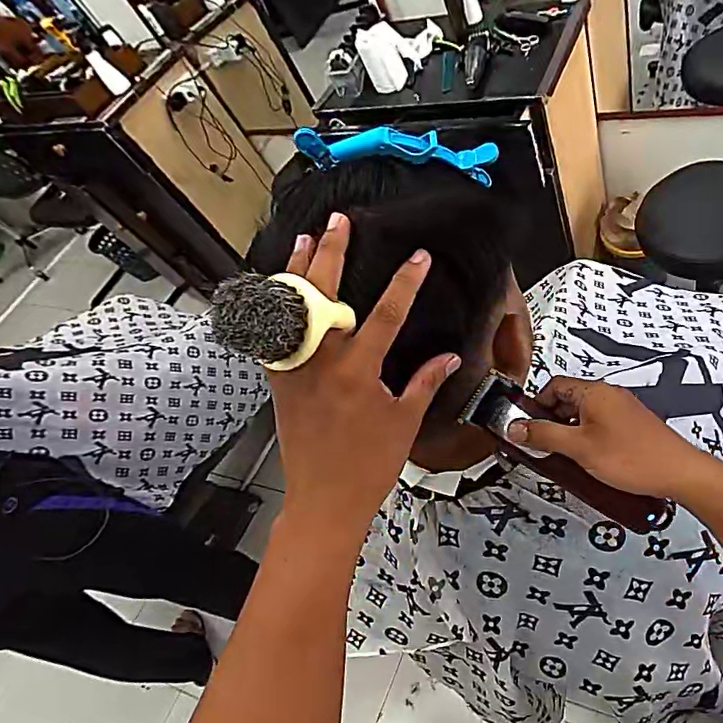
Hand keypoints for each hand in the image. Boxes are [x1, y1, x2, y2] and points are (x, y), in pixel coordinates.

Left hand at [269, 213, 460, 521]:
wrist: (324, 498)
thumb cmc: (367, 465)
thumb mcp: (406, 421)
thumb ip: (426, 382)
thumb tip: (450, 357)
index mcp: (357, 372)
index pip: (384, 314)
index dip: (405, 283)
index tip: (418, 259)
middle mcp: (320, 363)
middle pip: (325, 295)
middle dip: (333, 254)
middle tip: (339, 224)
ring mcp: (294, 370)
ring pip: (290, 309)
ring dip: (297, 270)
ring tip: (303, 240)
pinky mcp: (279, 381)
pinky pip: (272, 335)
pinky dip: (275, 308)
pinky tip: (279, 292)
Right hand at [507, 377, 722, 501]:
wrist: (677, 473)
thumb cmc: (638, 457)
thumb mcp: (579, 448)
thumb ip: (544, 436)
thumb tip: (518, 428)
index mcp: (595, 391)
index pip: (552, 385)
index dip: (535, 405)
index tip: (525, 424)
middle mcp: (610, 396)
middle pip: (567, 401)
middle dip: (551, 423)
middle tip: (541, 444)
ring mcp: (622, 411)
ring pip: (583, 416)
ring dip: (570, 435)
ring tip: (566, 457)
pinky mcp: (631, 427)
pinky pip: (600, 427)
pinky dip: (588, 441)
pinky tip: (589, 462)